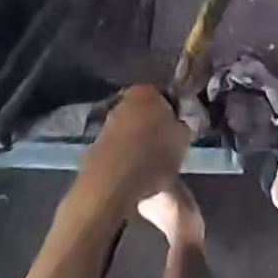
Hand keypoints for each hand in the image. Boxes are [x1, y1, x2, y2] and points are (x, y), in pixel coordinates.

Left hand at [78, 86, 191, 203]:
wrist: (111, 186)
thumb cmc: (154, 152)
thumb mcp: (184, 137)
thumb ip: (184, 125)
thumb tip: (179, 125)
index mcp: (145, 92)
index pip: (165, 95)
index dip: (175, 111)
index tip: (181, 127)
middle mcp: (121, 104)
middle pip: (145, 114)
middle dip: (155, 128)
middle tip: (169, 147)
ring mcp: (104, 128)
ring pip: (130, 133)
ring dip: (141, 146)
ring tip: (154, 168)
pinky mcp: (93, 152)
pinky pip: (118, 153)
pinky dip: (127, 162)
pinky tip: (136, 177)